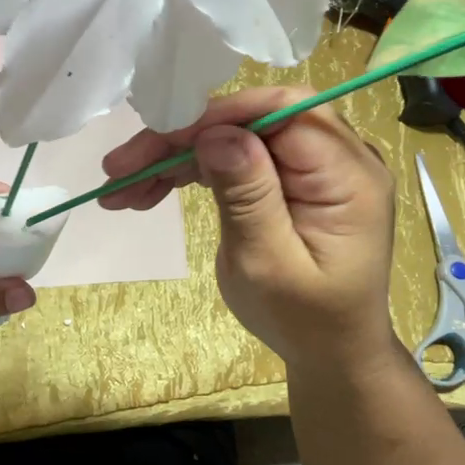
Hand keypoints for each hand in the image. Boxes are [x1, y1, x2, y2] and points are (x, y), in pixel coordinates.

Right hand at [101, 88, 396, 366]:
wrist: (328, 351)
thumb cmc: (304, 318)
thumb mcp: (269, 263)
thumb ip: (247, 196)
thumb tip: (215, 136)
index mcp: (346, 174)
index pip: (283, 112)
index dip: (219, 115)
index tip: (159, 139)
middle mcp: (331, 158)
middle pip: (248, 121)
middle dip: (180, 138)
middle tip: (118, 168)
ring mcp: (305, 169)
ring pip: (229, 139)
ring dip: (172, 158)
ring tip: (120, 188)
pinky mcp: (280, 182)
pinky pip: (228, 161)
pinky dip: (185, 173)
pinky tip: (146, 191)